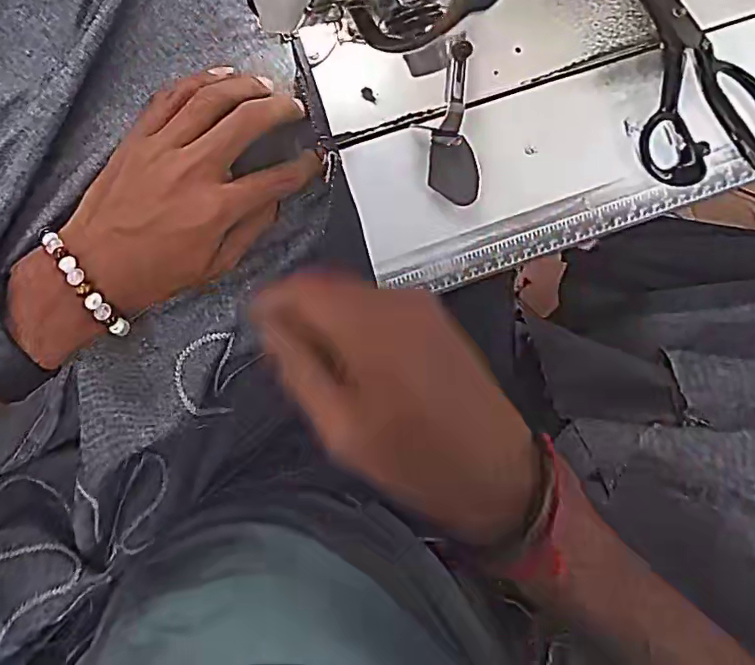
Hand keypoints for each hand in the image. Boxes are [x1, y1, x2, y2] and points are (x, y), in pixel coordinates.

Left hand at [9, 69, 321, 367]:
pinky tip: (217, 77)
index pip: (275, 177)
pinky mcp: (138, 139)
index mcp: (214, 208)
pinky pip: (170, 96)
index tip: (310, 159)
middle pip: (249, 120)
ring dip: (245, 84)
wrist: (94, 268)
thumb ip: (250, 229)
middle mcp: (191, 171)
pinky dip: (198, 80)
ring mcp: (162, 149)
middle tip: (293, 107)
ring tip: (264, 85)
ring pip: (211, 98)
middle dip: (281, 108)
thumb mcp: (213, 265)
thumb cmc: (148, 271)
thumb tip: (274, 200)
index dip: (302, 166)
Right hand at [254, 270, 537, 546]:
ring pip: (347, 290)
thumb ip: (299, 370)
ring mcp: (416, 303)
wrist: (501, 472)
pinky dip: (350, 315)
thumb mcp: (343, 430)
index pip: (301, 287)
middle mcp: (394, 302)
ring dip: (323, 311)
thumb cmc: (421, 461)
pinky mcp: (430, 312)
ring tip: (317, 356)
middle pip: (323, 282)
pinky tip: (351, 353)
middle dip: (295, 306)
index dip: (269, 299)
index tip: (254, 319)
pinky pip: (373, 300)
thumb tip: (270, 330)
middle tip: (280, 343)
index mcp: (368, 327)